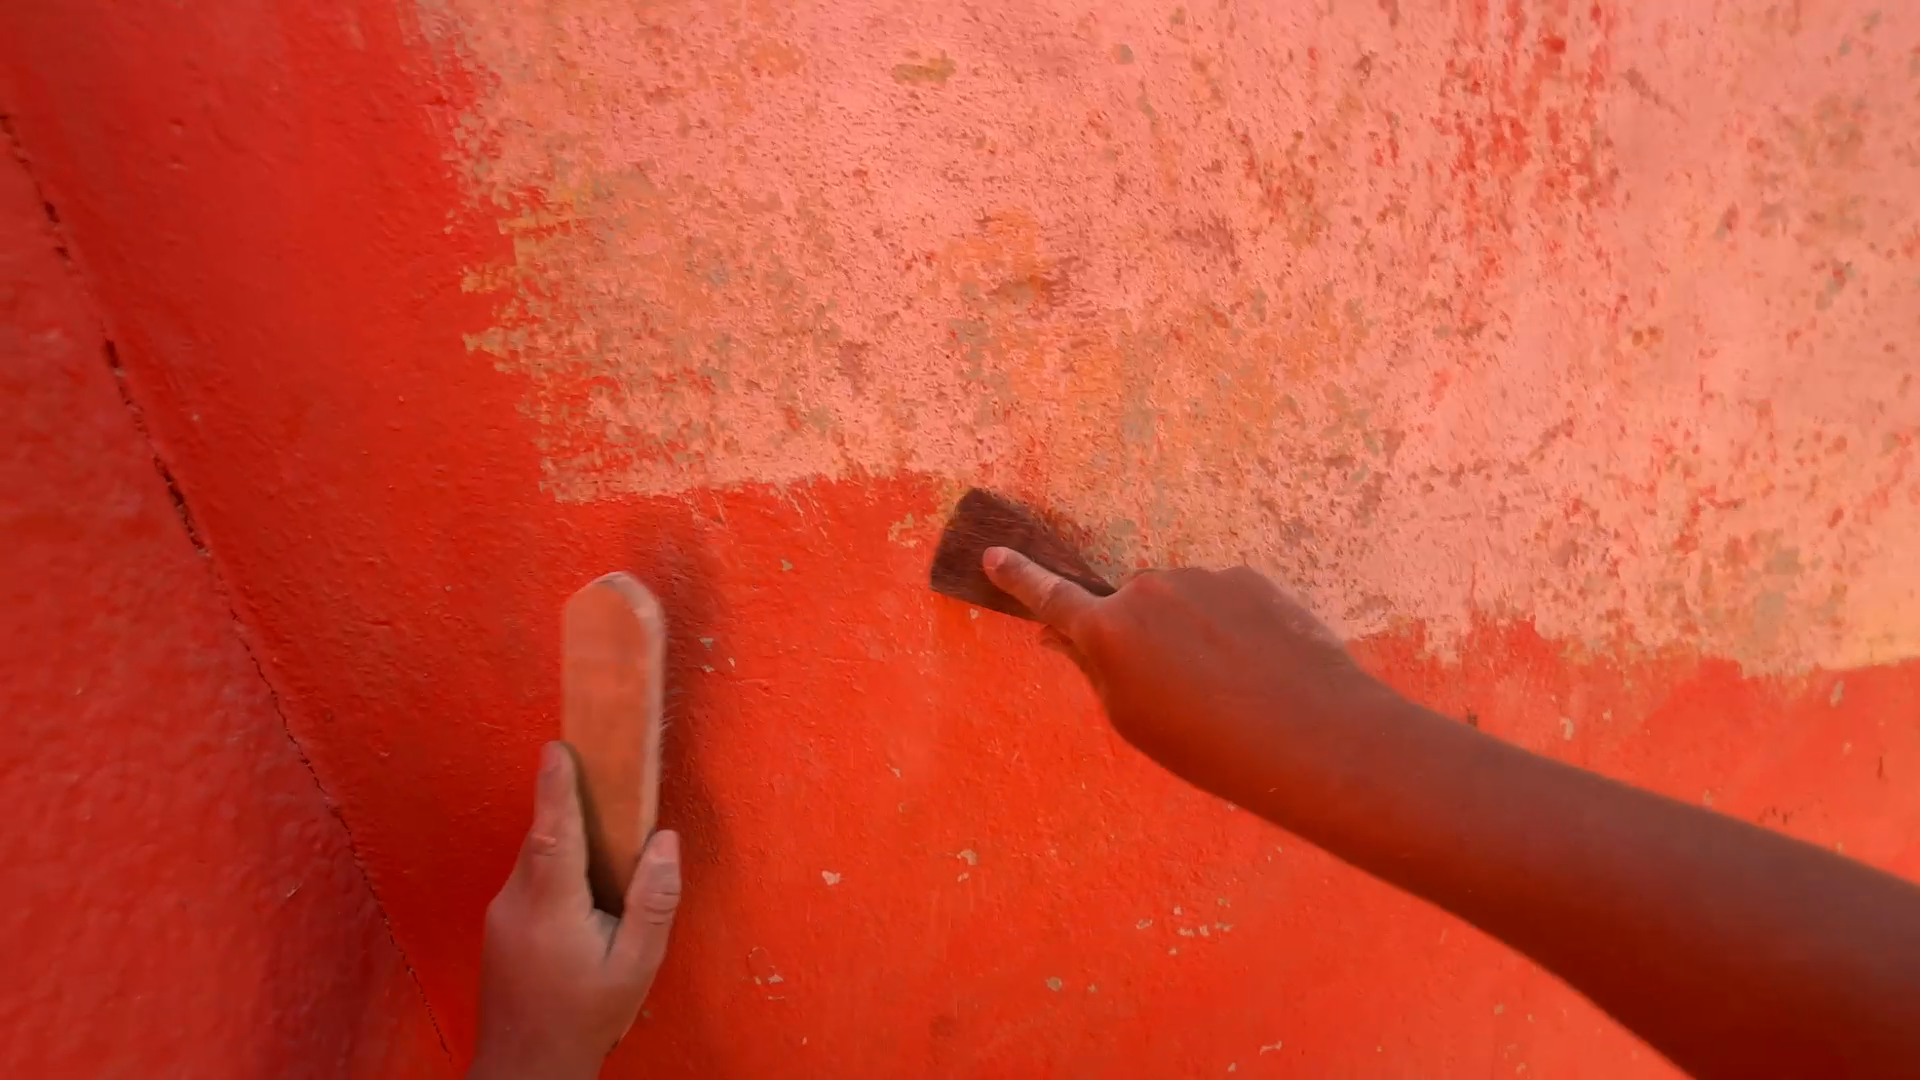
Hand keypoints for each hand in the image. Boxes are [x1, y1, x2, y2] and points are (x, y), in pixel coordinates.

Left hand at [470, 742, 681, 1079]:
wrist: (525, 1072)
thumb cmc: (586, 1016)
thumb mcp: (638, 965)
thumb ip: (654, 899)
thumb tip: (663, 839)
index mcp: (551, 910)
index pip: (552, 834)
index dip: (556, 788)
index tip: (557, 747)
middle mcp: (516, 902)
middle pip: (545, 835)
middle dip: (573, 802)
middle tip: (608, 779)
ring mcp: (502, 912)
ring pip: (537, 851)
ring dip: (569, 833)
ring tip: (607, 841)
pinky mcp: (500, 921)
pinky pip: (532, 870)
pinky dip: (559, 857)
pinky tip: (586, 881)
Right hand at [981, 547, 1400, 799]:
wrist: (1314, 735)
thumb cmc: (1206, 745)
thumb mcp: (1131, 719)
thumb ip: (1092, 668)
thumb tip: (1060, 635)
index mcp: (1108, 630)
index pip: (1049, 596)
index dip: (1019, 577)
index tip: (994, 554)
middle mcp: (1147, 590)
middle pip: (1127, 607)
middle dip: (1138, 634)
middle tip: (1176, 685)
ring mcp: (1200, 577)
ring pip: (1178, 600)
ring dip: (1189, 629)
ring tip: (1231, 680)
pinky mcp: (1247, 576)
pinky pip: (1220, 596)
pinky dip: (1228, 623)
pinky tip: (1259, 662)